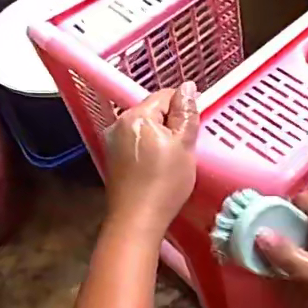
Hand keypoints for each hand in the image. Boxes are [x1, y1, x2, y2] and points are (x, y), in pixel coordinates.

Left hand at [103, 82, 198, 234]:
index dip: (184, 107)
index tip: (194, 127)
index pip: (165, 95)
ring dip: (161, 136)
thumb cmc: (164, 184)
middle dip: (171, 123)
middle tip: (186, 148)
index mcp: (136, 115)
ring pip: (145, 127)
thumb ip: (186, 113)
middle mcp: (119, 123)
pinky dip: (150, 148)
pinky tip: (158, 168)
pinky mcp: (113, 158)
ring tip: (173, 160)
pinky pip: (136, 142)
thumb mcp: (184, 145)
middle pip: (153, 110)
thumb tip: (188, 87)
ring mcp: (113, 141)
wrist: (137, 220)